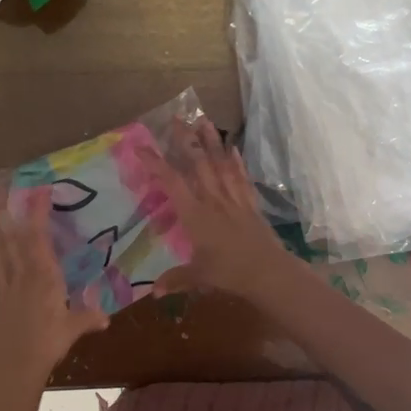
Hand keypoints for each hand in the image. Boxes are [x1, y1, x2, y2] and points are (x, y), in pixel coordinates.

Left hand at [0, 188, 108, 384]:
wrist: (16, 366)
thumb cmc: (48, 344)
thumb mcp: (73, 329)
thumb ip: (88, 318)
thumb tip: (106, 317)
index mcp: (45, 278)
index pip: (40, 240)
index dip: (37, 215)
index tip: (37, 192)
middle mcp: (22, 276)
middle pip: (10, 240)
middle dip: (1, 216)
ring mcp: (3, 287)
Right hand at [140, 119, 295, 300]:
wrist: (269, 272)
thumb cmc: (229, 273)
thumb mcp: (198, 277)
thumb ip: (175, 280)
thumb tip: (153, 292)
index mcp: (195, 215)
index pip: (172, 183)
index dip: (156, 164)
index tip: (141, 145)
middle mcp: (213, 200)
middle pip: (198, 164)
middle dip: (186, 140)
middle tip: (177, 118)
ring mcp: (234, 200)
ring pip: (221, 165)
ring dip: (212, 142)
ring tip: (205, 120)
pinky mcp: (250, 205)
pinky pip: (241, 178)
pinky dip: (236, 162)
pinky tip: (233, 148)